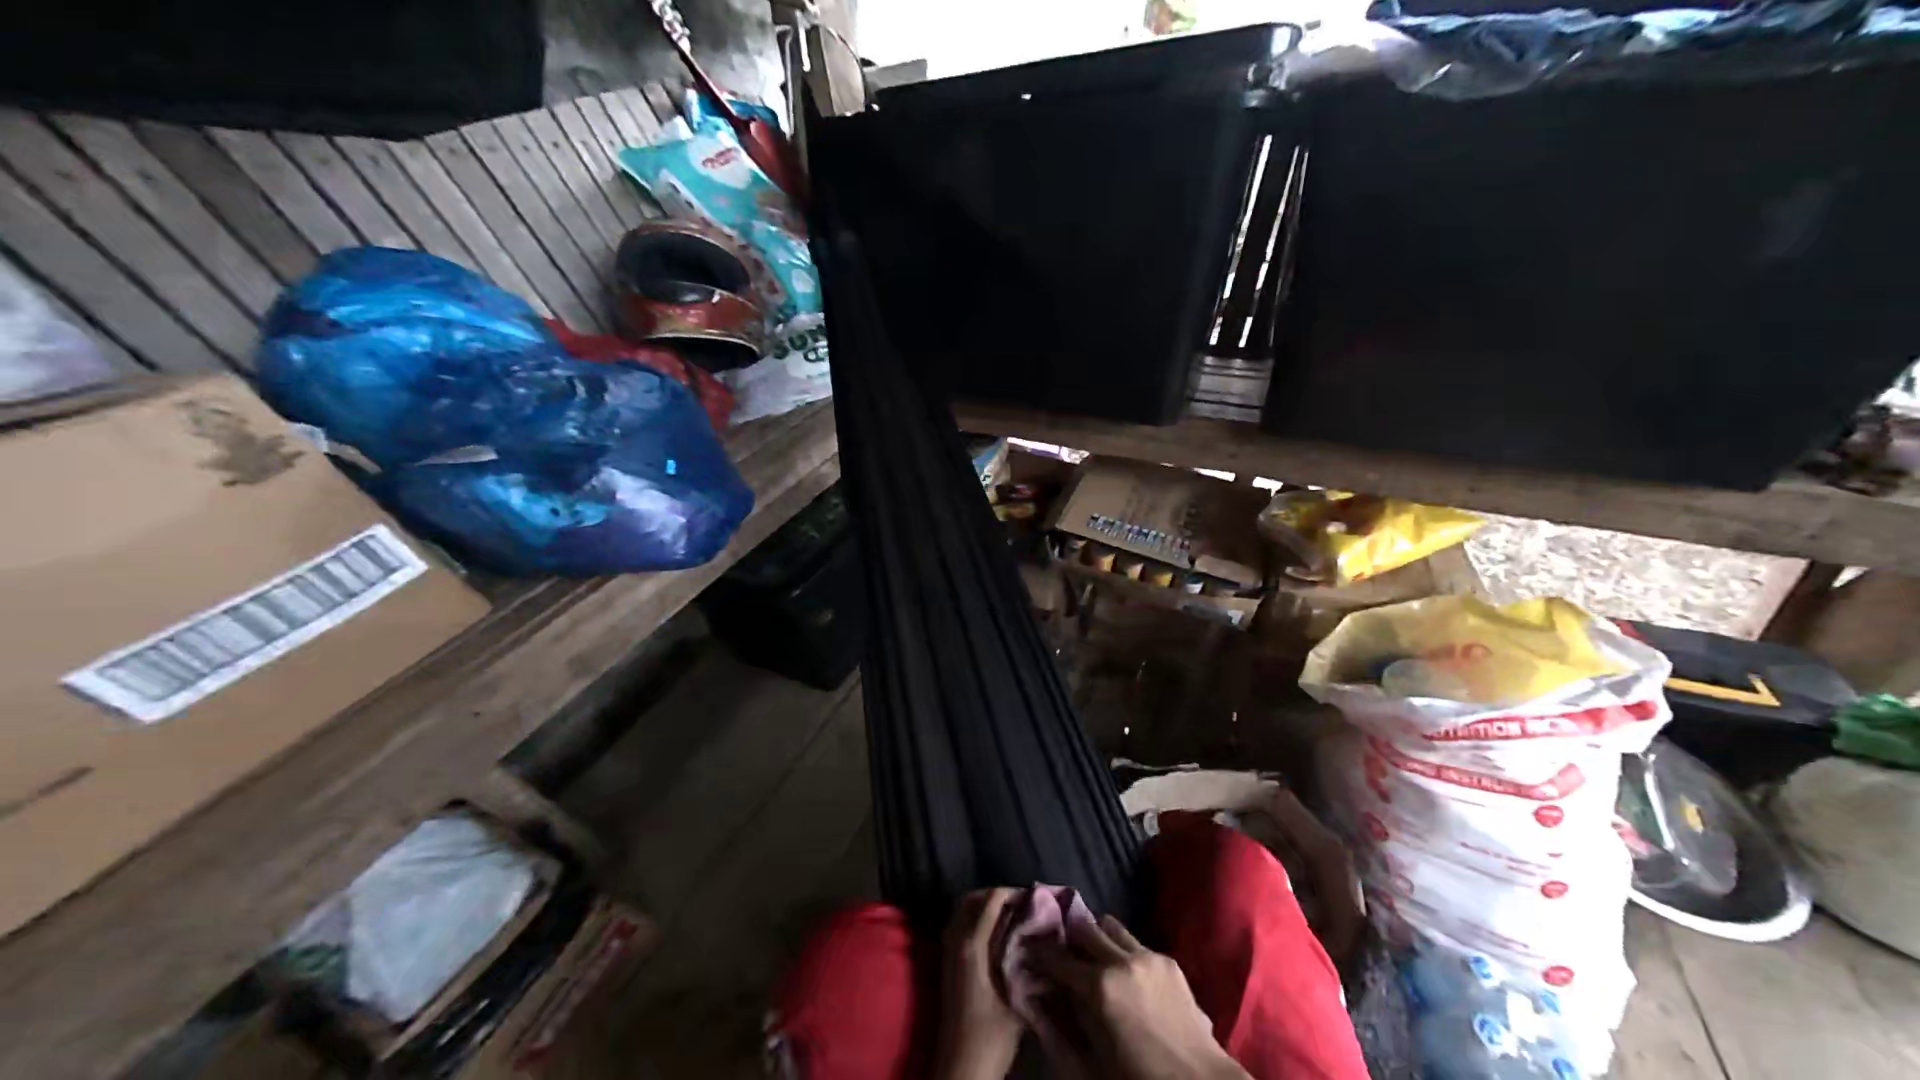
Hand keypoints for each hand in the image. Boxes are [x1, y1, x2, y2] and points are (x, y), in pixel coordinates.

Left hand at [931, 888, 1023, 1079]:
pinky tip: (998, 936)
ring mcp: (947, 952)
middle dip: (996, 895)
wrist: (961, 1066)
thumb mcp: (1016, 999)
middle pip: (971, 900)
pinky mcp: (947, 964)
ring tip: (1013, 916)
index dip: (1012, 893)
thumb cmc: (990, 1035)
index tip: (1034, 898)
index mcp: (971, 946)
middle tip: (1022, 903)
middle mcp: (955, 941)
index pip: (990, 900)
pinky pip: (959, 927)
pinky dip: (977, 921)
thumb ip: (1027, 964)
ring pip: (963, 912)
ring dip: (985, 907)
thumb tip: (1044, 938)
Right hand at [1032, 915, 1248, 1079]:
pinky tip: (1126, 975)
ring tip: (1094, 955)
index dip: (1040, 953)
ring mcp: (1148, 956)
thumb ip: (1067, 1024)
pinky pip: (1136, 944)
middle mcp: (1121, 961)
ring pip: (1112, 926)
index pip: (1058, 957)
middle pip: (1085, 926)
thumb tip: (1046, 998)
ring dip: (1099, 936)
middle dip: (1070, 934)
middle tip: (1062, 946)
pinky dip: (1124, 951)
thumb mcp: (1093, 1061)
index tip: (1030, 951)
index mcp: (1099, 987)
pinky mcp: (1168, 961)